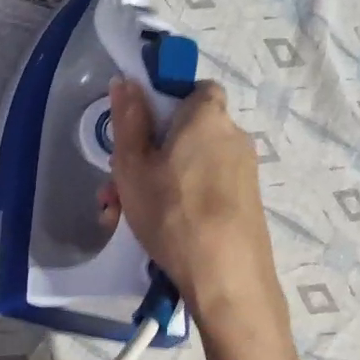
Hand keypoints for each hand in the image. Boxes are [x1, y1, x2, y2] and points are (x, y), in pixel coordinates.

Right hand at [108, 78, 279, 319]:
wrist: (226, 279)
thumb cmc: (172, 211)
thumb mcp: (133, 164)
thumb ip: (129, 118)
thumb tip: (127, 80)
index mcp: (208, 117)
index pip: (195, 86)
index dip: (166, 98)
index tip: (138, 122)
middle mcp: (233, 137)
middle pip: (185, 130)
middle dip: (146, 151)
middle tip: (115, 182)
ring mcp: (242, 172)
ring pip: (187, 163)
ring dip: (153, 180)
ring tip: (120, 214)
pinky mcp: (244, 203)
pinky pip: (202, 187)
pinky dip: (176, 198)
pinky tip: (149, 228)